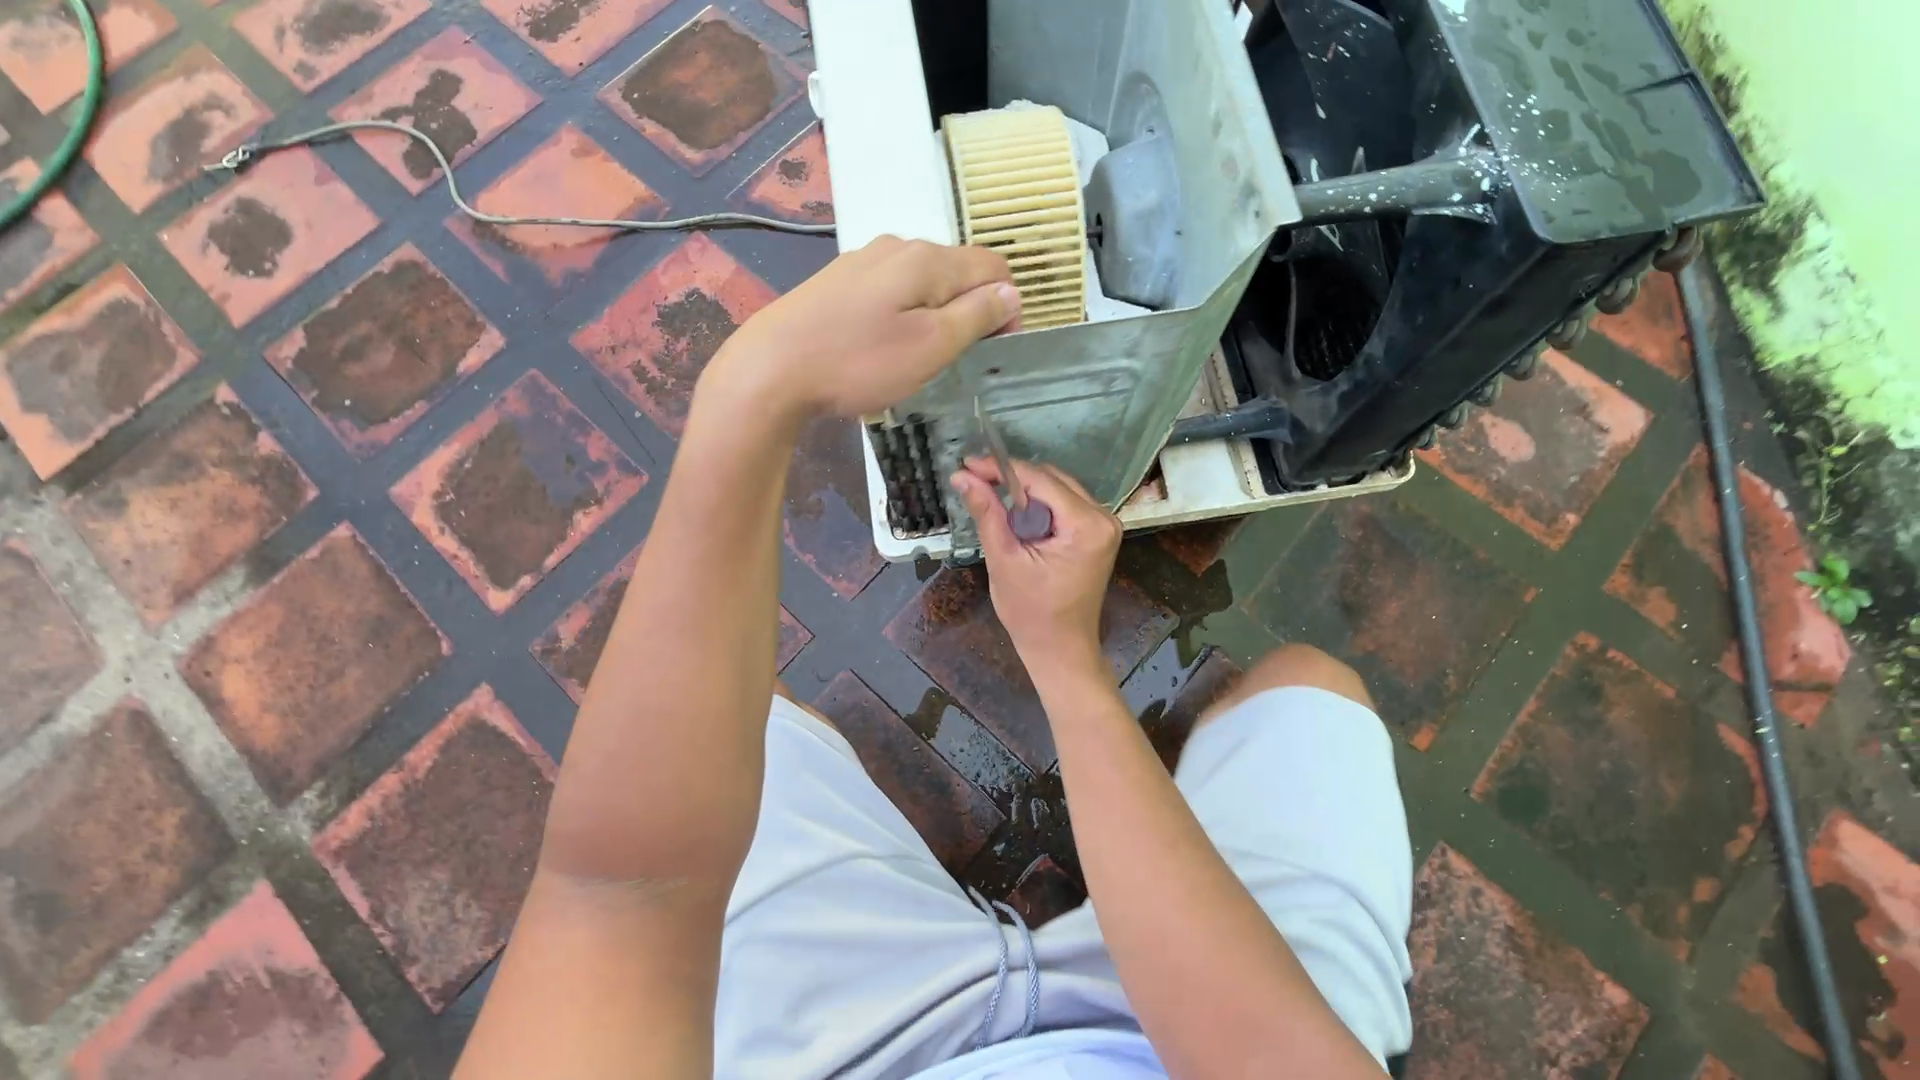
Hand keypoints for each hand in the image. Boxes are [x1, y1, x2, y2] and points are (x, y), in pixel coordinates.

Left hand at [708, 236, 1020, 418]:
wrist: (771, 370)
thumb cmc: (859, 362)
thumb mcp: (930, 345)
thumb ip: (976, 315)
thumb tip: (1011, 292)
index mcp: (927, 259)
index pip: (993, 266)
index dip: (1008, 306)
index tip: (997, 349)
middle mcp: (897, 247)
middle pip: (956, 270)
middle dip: (970, 309)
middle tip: (957, 360)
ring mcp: (863, 261)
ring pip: (922, 281)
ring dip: (935, 313)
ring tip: (919, 357)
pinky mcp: (837, 282)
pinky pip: (890, 290)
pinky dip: (903, 314)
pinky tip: (882, 346)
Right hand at [951, 457, 1122, 671]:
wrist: (1061, 648)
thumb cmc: (1031, 614)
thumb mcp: (1004, 561)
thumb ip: (988, 514)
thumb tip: (963, 477)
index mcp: (1086, 525)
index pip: (1040, 480)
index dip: (1001, 469)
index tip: (968, 465)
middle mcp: (1103, 517)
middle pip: (1051, 480)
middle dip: (1011, 479)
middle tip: (973, 480)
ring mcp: (1104, 525)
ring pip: (1057, 489)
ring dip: (1024, 492)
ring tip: (989, 497)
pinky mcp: (1097, 533)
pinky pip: (1064, 505)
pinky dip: (1038, 506)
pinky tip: (1014, 515)